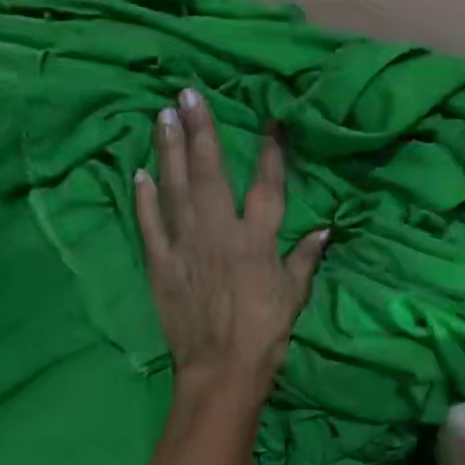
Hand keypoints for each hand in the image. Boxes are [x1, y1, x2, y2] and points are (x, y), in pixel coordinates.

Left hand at [134, 89, 327, 389]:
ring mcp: (186, 247)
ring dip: (168, 151)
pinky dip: (143, 199)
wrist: (221, 370)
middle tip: (188, 94)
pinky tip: (138, 173)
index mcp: (257, 239)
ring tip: (162, 116)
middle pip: (210, 172)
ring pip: (175, 189)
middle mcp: (219, 232)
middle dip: (200, 130)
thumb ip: (305, 260)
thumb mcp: (294, 298)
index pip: (267, 185)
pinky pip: (150, 225)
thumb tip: (326, 231)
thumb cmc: (264, 336)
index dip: (271, 150)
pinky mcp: (161, 266)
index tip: (269, 119)